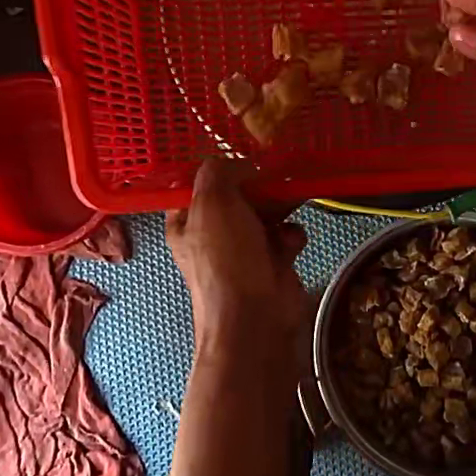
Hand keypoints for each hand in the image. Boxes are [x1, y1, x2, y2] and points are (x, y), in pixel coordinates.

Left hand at [167, 159, 308, 352]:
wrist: (255, 318)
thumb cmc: (225, 258)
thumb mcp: (212, 203)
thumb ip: (218, 173)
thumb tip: (238, 166)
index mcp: (185, 222)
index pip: (195, 186)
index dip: (215, 171)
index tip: (236, 157)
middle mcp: (211, 235)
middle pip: (235, 196)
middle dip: (255, 187)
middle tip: (270, 176)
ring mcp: (242, 250)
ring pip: (264, 212)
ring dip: (277, 208)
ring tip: (285, 208)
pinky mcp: (271, 262)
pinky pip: (284, 235)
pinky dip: (290, 235)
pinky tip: (290, 243)